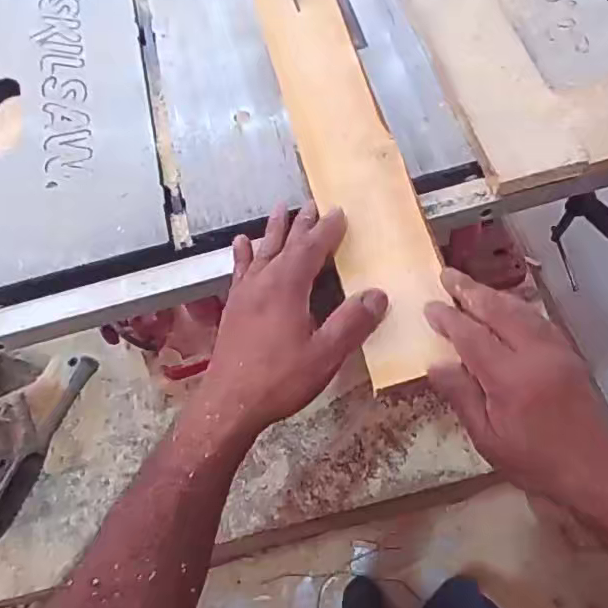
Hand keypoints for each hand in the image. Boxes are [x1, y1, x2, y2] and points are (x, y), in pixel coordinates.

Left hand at [187, 203, 386, 445]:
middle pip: (285, 244)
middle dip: (301, 224)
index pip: (311, 249)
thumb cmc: (279, 380)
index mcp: (287, 287)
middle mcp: (263, 282)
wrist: (229, 403)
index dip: (327, 231)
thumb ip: (351, 323)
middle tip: (312, 204)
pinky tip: (242, 245)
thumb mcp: (325, 355)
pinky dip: (244, 254)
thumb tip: (377, 294)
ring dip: (273, 231)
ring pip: (261, 252)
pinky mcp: (232, 309)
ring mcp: (244, 294)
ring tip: (279, 210)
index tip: (340, 214)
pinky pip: (240, 271)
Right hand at [423, 268, 607, 507]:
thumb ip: (462, 397)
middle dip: (471, 291)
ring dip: (494, 296)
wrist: (596, 471)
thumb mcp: (487, 439)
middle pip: (499, 311)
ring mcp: (558, 352)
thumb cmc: (535, 463)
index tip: (430, 306)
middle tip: (447, 275)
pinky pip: (540, 321)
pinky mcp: (570, 356)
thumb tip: (436, 365)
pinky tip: (507, 309)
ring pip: (522, 311)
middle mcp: (536, 355)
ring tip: (471, 287)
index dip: (449, 319)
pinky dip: (518, 308)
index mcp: (510, 379)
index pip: (472, 336)